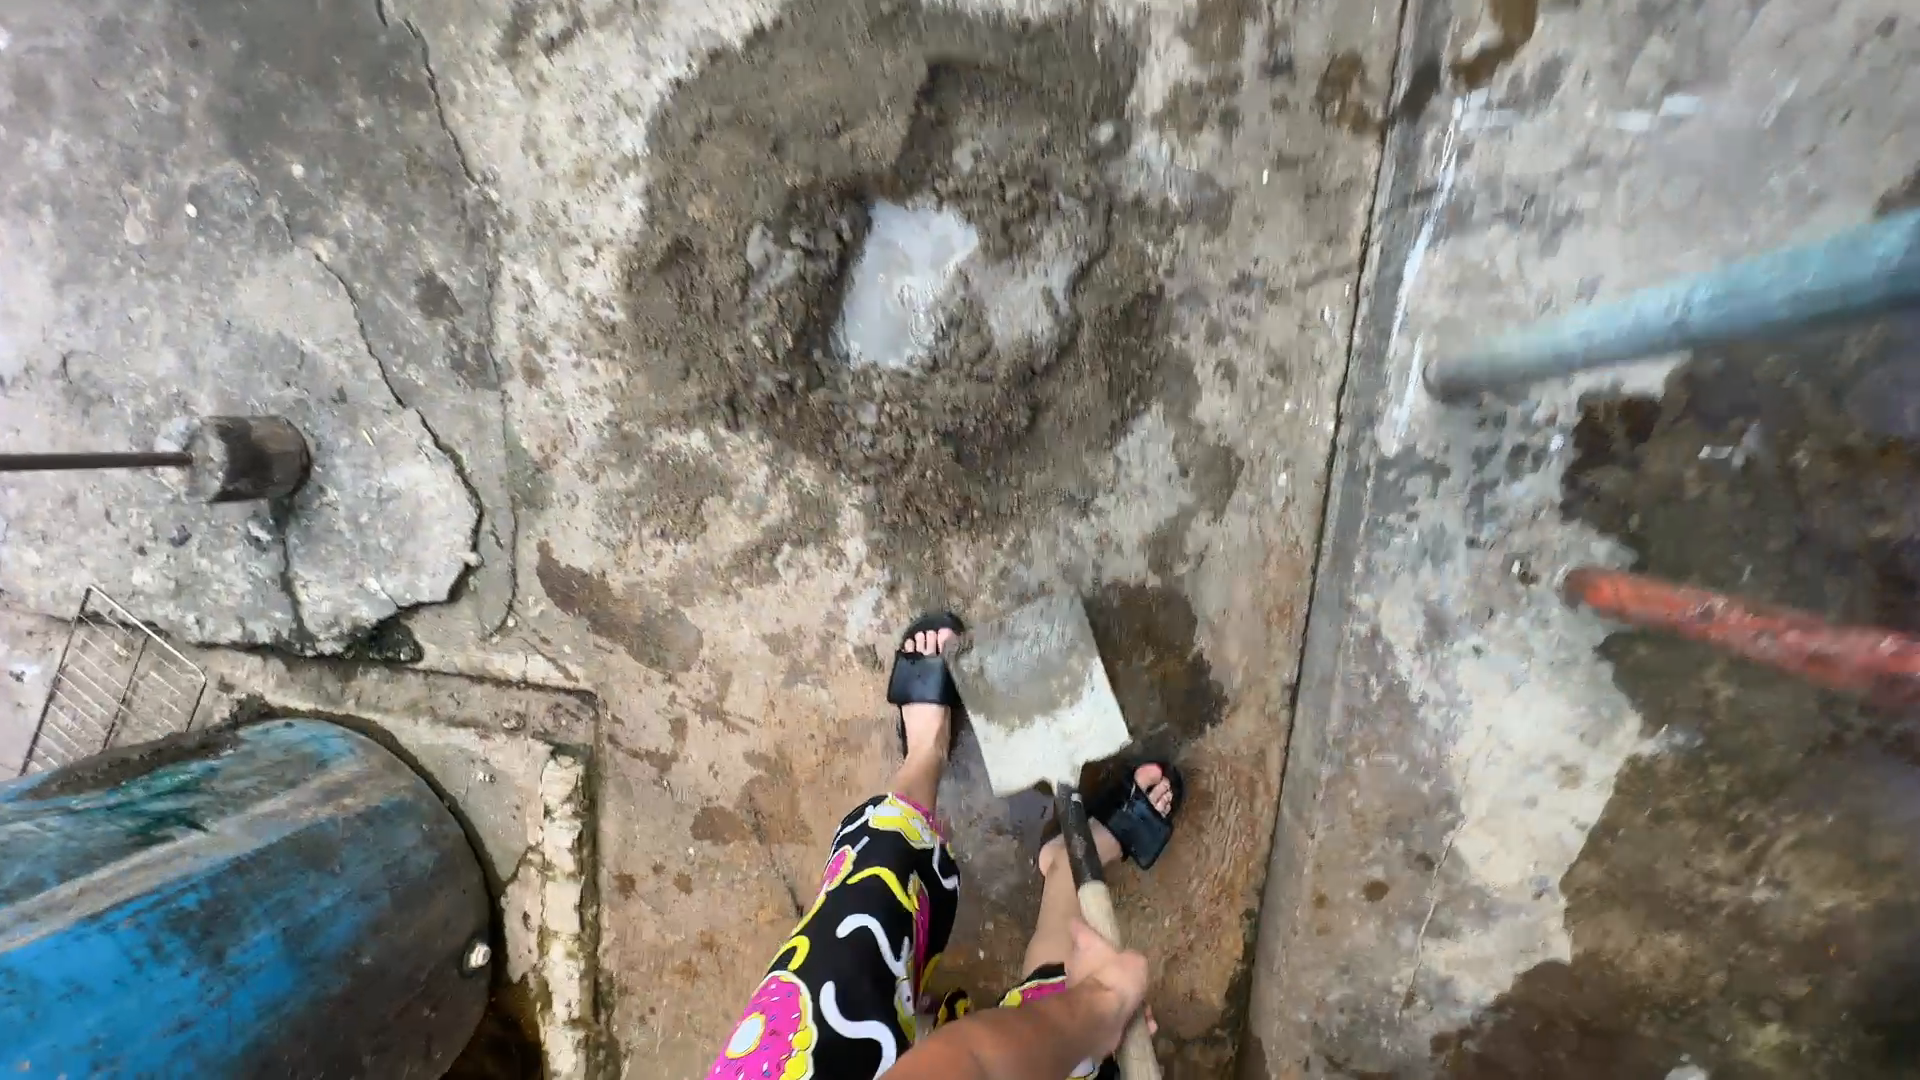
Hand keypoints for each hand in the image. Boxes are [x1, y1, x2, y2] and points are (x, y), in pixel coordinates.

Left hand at [1063, 918, 1150, 1055]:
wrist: (1101, 1017)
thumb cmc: (1115, 977)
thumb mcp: (1135, 962)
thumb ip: (1132, 959)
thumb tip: (1129, 964)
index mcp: (1084, 943)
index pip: (1077, 926)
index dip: (1084, 926)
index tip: (1090, 927)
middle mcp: (1076, 964)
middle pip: (1092, 962)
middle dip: (1113, 973)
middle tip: (1133, 982)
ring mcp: (1079, 991)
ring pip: (1104, 992)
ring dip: (1124, 1001)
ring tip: (1146, 1012)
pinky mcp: (1086, 1015)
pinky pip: (1108, 1013)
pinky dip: (1125, 1019)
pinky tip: (1144, 1026)